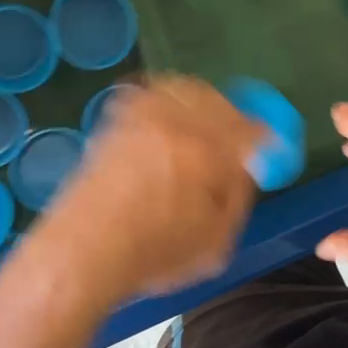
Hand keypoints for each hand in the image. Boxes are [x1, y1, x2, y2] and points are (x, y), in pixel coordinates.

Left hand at [21, 76, 262, 311]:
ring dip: (200, 99)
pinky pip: (146, 94)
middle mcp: (177, 126)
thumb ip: (235, 202)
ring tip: (204, 116)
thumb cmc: (152, 256)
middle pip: (217, 102)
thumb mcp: (213, 244)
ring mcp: (142, 121)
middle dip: (232, 115)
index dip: (262, 135)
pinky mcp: (114, 123)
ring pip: (182, 90)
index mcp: (209, 154)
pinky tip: (165, 113)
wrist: (82, 252)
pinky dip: (163, 96)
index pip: (248, 131)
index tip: (265, 142)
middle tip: (237, 130)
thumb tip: (243, 173)